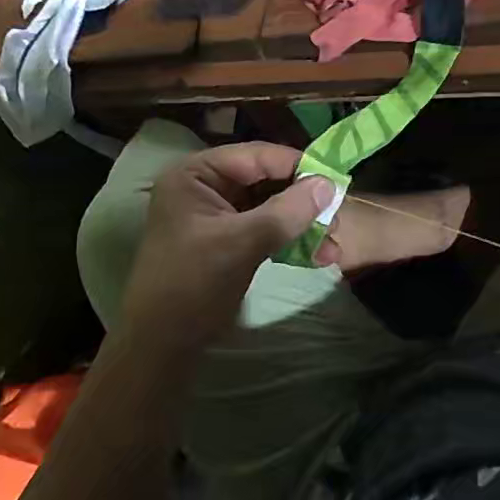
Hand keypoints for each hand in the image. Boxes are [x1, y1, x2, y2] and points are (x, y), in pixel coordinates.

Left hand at [114, 143, 338, 359]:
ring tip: (333, 245)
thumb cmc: (192, 285)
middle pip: (265, 180)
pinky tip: (319, 256)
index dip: (296, 165)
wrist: (162, 344)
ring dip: (302, 224)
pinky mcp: (228, 241)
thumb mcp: (240, 244)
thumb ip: (285, 211)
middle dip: (302, 200)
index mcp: (195, 174)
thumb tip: (329, 185)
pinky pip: (266, 229)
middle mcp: (205, 187)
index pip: (255, 156)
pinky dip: (290, 240)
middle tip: (336, 218)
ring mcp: (217, 215)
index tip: (337, 180)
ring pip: (270, 207)